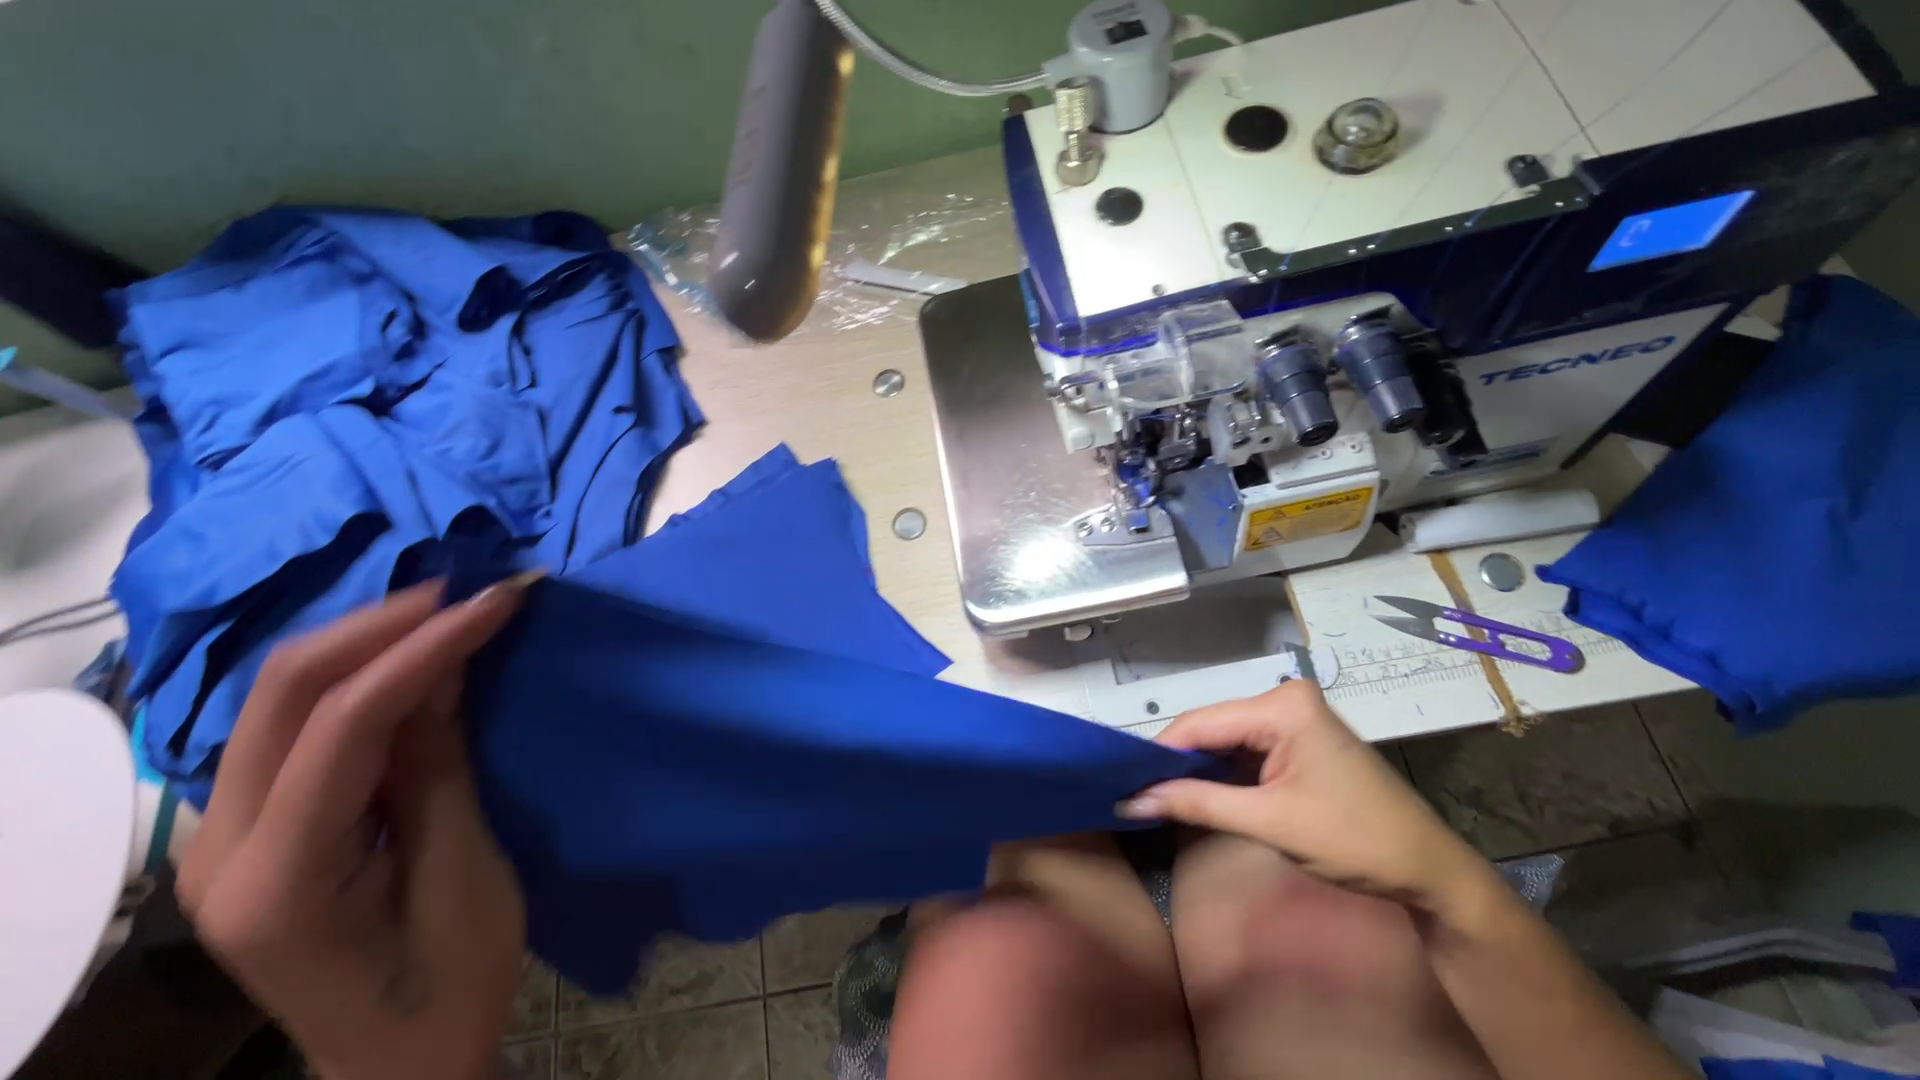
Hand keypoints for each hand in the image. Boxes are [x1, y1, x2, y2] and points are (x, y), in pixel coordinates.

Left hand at [176, 576, 535, 1079]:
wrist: (398, 1067)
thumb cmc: (448, 985)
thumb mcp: (463, 876)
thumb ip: (437, 765)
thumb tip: (444, 663)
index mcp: (275, 879)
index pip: (341, 726)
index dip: (420, 649)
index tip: (493, 602)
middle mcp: (215, 850)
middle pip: (280, 695)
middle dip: (378, 628)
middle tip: (464, 592)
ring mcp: (215, 839)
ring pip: (273, 702)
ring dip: (361, 646)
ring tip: (442, 614)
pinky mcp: (243, 832)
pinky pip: (287, 730)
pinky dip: (350, 684)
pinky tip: (404, 664)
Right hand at [1120, 682, 1494, 914]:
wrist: (1428, 870)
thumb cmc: (1355, 840)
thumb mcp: (1269, 822)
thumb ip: (1196, 804)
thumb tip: (1130, 800)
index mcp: (1283, 706)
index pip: (1200, 722)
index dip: (1158, 753)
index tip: (1122, 782)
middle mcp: (1286, 700)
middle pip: (1211, 727)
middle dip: (1176, 762)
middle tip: (1136, 793)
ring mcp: (1295, 719)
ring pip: (1225, 740)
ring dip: (1197, 769)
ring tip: (1158, 795)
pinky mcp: (1299, 740)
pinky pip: (1246, 750)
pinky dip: (1222, 773)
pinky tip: (1198, 793)